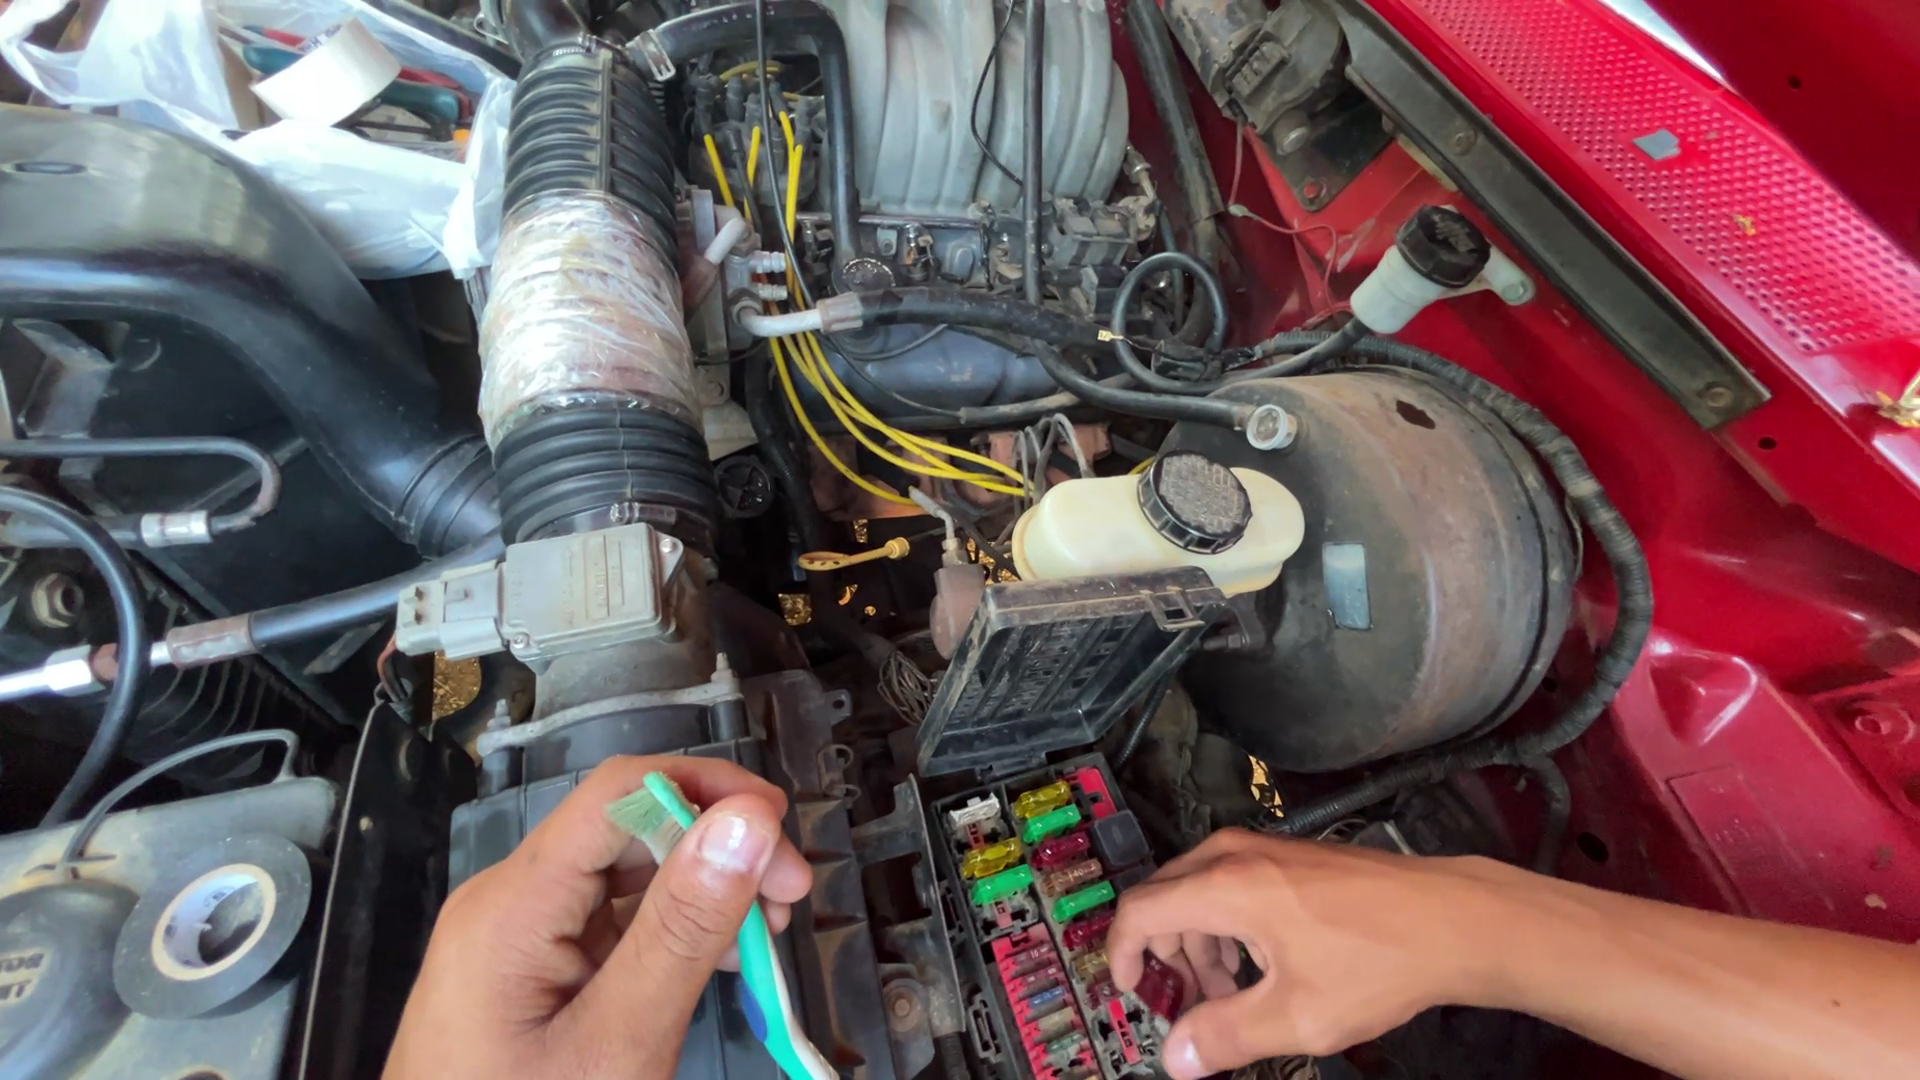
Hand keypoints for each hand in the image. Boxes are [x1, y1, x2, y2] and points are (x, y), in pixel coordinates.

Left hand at [385, 755, 813, 1079]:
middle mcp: (512, 900)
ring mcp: (523, 936)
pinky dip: (681, 926)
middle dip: (718, 845)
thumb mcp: (619, 1046)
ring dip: (708, 887)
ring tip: (768, 930)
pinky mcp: (540, 969)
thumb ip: (684, 927)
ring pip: (634, 871)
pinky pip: (621, 919)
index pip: (620, 792)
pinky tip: (725, 955)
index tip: (779, 827)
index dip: (707, 787)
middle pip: (631, 829)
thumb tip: (750, 817)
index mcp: (513, 904)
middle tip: (790, 893)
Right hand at [1108, 829, 1517, 1076]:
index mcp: (1222, 886)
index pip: (1139, 909)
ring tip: (1231, 992)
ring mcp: (1253, 846)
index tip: (1132, 992)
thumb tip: (1174, 1060)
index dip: (1121, 952)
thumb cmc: (1373, 962)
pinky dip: (1220, 922)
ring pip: (1191, 889)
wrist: (1448, 916)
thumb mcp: (1300, 1014)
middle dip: (1165, 955)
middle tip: (1190, 1006)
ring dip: (1195, 942)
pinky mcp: (1275, 851)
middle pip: (1162, 897)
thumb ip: (1227, 1036)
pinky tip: (1258, 960)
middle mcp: (1227, 854)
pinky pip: (1221, 880)